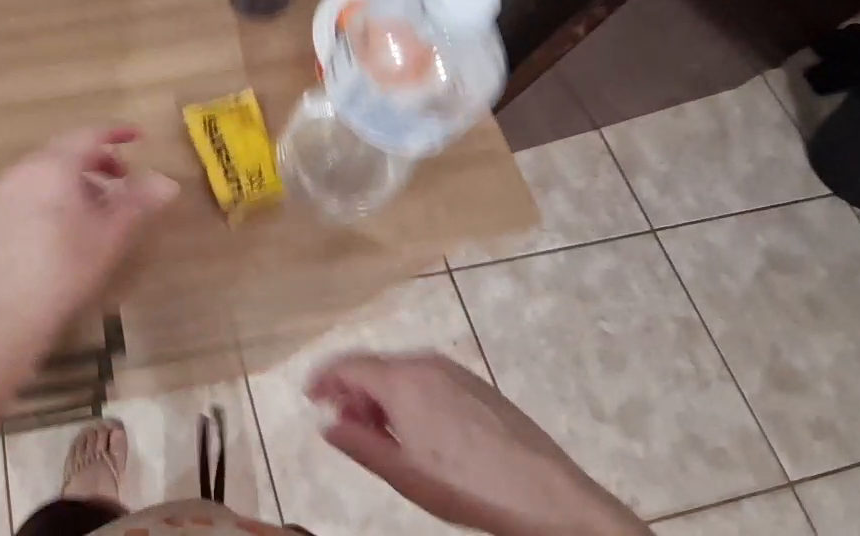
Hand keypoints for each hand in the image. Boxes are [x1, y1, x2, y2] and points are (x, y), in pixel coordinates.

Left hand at [0, 126, 178, 335]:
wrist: (7, 310)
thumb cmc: (67, 268)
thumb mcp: (111, 234)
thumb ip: (138, 201)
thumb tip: (167, 181)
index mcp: (54, 165)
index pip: (90, 134)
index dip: (117, 132)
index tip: (139, 137)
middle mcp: (25, 167)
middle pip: (66, 149)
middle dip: (98, 158)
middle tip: (123, 179)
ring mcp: (4, 189)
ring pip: (46, 169)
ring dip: (76, 176)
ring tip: (98, 206)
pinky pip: (29, 186)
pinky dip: (53, 190)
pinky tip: (65, 223)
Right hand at [309, 352, 647, 535]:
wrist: (549, 496)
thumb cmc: (467, 487)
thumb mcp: (404, 474)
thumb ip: (359, 443)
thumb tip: (327, 423)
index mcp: (401, 379)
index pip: (347, 365)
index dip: (324, 379)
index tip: (310, 397)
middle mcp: (424, 363)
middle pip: (374, 366)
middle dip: (353, 390)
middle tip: (345, 424)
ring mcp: (454, 370)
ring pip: (401, 372)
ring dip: (381, 395)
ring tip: (381, 432)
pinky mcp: (477, 384)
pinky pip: (427, 379)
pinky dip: (409, 395)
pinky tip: (418, 430)